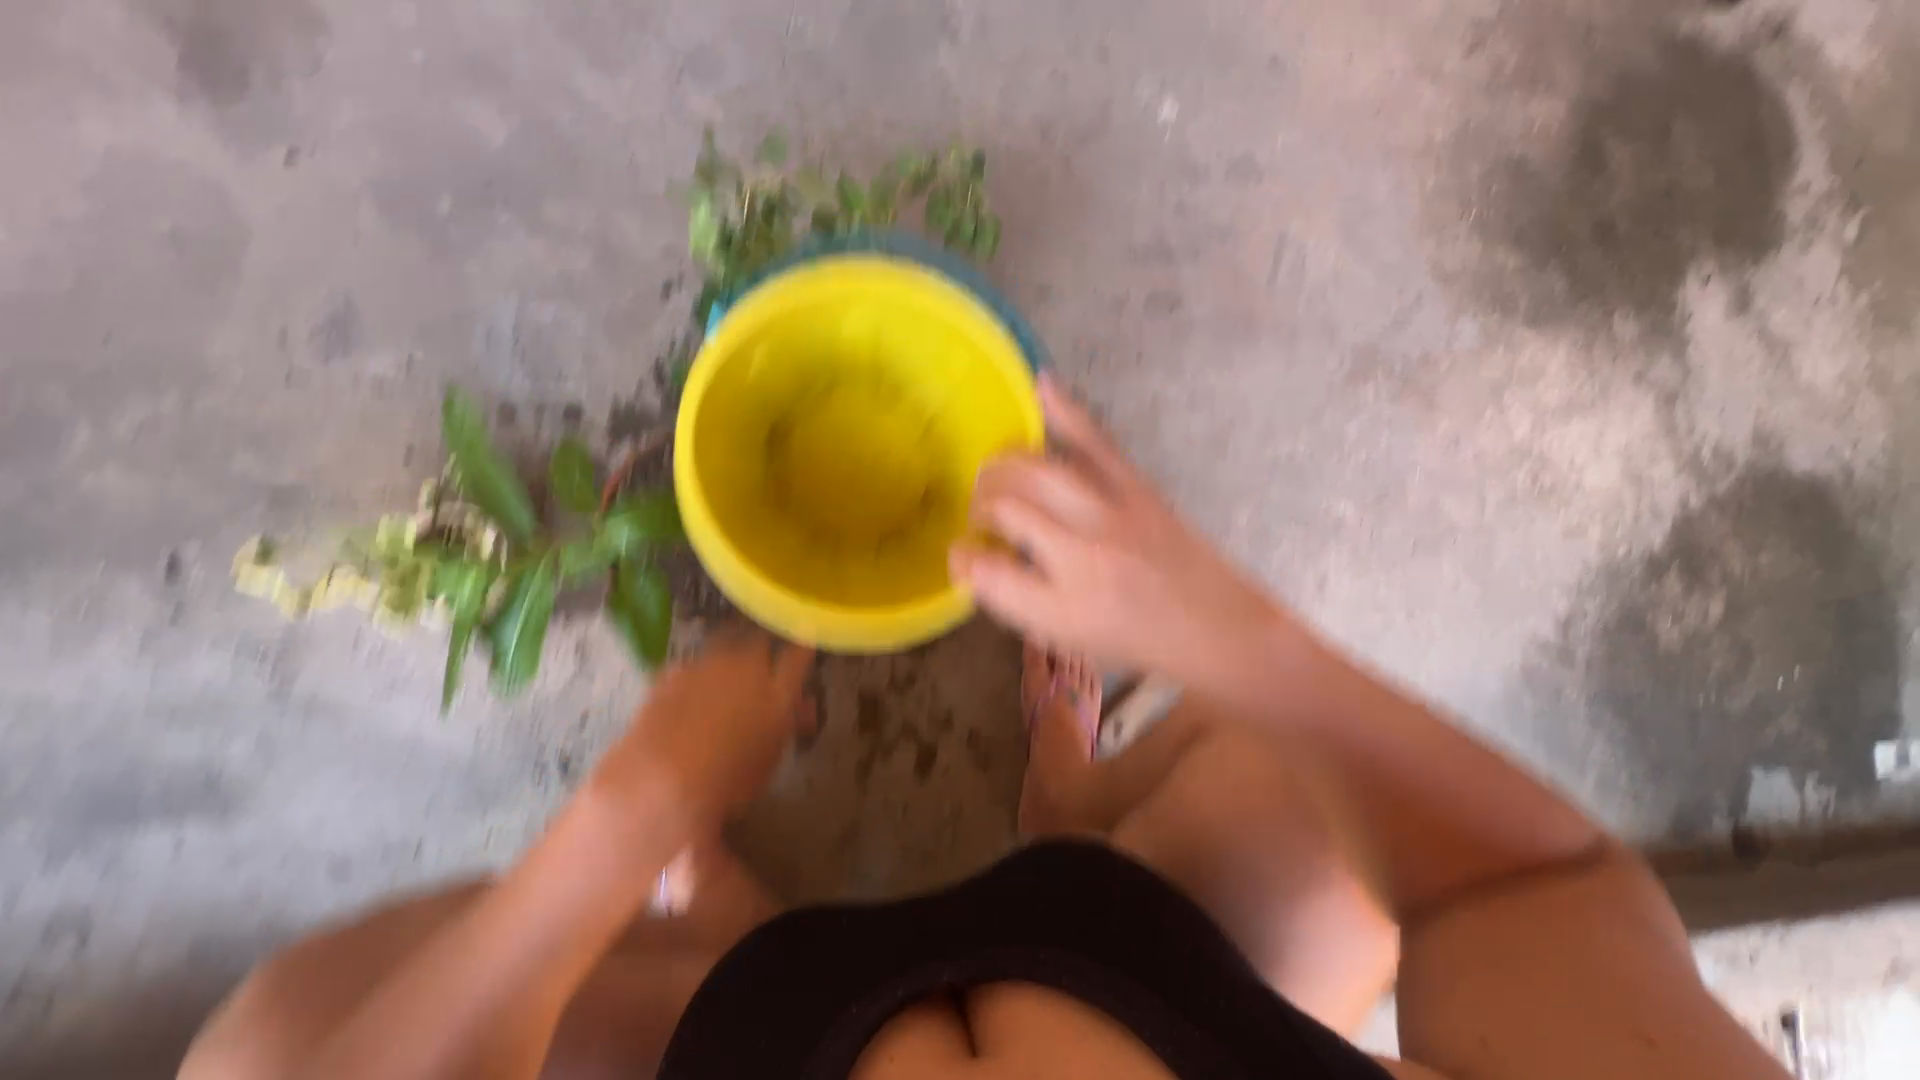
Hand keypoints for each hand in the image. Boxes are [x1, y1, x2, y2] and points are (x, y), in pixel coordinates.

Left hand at [587, 628, 814, 833]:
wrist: (662, 782)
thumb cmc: (727, 784)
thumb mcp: (769, 760)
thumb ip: (786, 725)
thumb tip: (798, 707)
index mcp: (777, 693)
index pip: (798, 656)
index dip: (801, 649)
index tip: (802, 646)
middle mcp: (745, 668)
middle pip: (760, 640)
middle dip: (763, 648)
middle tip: (761, 663)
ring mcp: (706, 666)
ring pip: (724, 644)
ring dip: (729, 656)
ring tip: (723, 676)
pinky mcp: (672, 672)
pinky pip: (692, 664)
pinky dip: (696, 673)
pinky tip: (689, 692)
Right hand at [951, 378, 1284, 683]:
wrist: (1211, 624)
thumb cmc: (1132, 635)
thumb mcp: (1064, 634)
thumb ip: (1011, 596)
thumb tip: (966, 559)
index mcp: (1061, 593)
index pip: (989, 563)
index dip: (964, 553)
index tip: (963, 553)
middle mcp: (1082, 544)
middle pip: (1009, 503)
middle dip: (982, 501)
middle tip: (978, 513)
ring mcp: (1111, 509)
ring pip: (1041, 468)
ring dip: (1005, 464)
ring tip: (992, 472)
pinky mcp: (1136, 486)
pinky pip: (1095, 441)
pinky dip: (1067, 411)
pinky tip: (1044, 384)